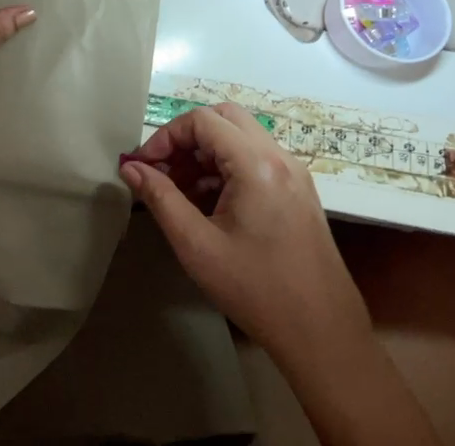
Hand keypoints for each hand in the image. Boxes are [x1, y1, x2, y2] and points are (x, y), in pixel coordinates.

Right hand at [120, 103, 370, 364]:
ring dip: (205, 153)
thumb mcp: (196, 245)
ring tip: (179, 192)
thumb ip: (160, 198)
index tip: (144, 165)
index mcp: (257, 165)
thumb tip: (131, 168)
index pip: (202, 120)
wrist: (323, 335)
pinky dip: (225, 168)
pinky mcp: (298, 193)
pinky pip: (255, 160)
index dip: (166, 136)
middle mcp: (280, 159)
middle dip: (186, 138)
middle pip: (225, 118)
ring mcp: (294, 175)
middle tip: (162, 170)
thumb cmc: (256, 289)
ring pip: (240, 138)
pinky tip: (208, 205)